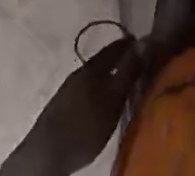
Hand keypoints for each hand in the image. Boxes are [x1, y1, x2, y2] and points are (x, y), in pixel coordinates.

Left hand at [0, 35, 142, 175]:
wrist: (46, 153)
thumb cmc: (86, 125)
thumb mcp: (113, 99)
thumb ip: (129, 71)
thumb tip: (145, 41)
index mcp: (93, 67)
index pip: (116, 47)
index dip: (131, 44)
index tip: (148, 47)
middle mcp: (80, 71)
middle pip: (104, 60)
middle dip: (121, 60)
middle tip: (140, 68)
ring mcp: (69, 87)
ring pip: (95, 75)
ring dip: (110, 76)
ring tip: (125, 86)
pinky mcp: (63, 104)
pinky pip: (87, 87)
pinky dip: (100, 88)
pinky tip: (103, 101)